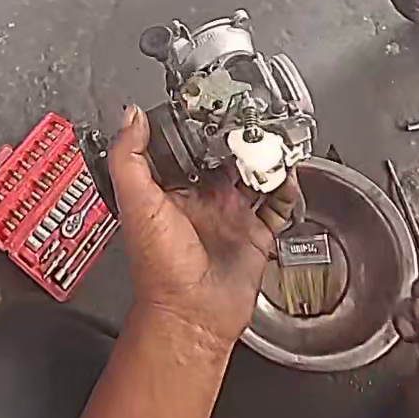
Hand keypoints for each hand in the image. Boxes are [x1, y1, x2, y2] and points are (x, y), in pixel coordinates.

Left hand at [108, 104, 301, 348]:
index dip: (202, 125)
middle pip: (229, 156)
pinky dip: (287, 189)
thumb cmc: (160, 267)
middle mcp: (205, 198)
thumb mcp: (136, 205)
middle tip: (256, 116)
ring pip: (256, 175)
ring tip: (277, 140)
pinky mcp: (257, 233)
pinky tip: (289, 177)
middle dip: (242, 137)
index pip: (190, 146)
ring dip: (268, 158)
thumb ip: (129, 159)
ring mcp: (233, 214)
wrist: (191, 316)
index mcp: (174, 189)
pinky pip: (277, 204)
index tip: (216, 102)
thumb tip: (131, 116)